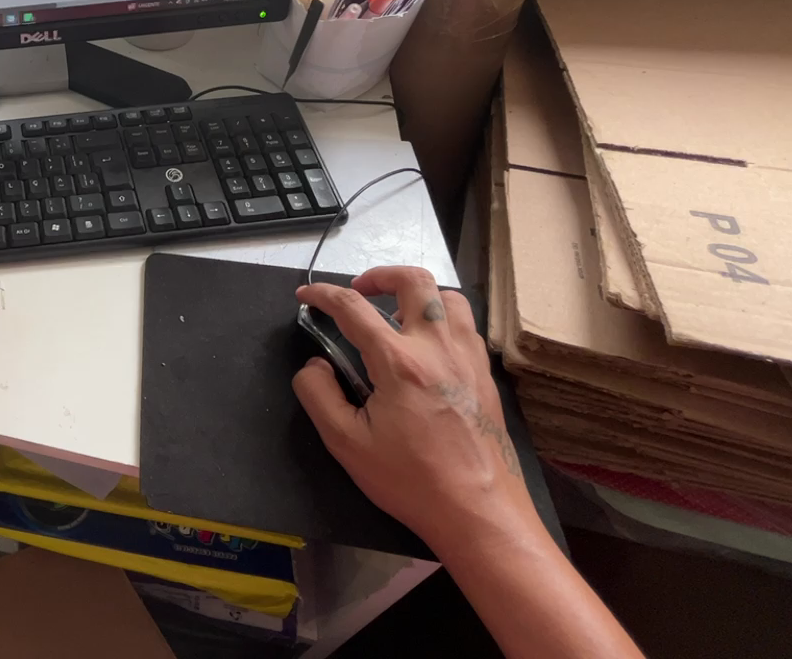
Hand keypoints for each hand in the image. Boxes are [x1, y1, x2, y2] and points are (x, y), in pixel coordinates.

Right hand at [291, 266, 540, 560]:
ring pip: (449, 298)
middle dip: (380, 275)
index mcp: (399, 363)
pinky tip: (423, 347)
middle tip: (358, 292)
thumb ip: (317, 393)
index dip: (322, 294)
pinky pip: (465, 327)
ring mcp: (469, 361)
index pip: (352, 308)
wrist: (481, 516)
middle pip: (416, 281)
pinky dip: (440, 320)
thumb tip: (315, 365)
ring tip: (393, 315)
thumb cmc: (411, 480)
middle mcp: (438, 350)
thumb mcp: (345, 442)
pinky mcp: (486, 378)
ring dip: (416, 295)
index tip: (305, 295)